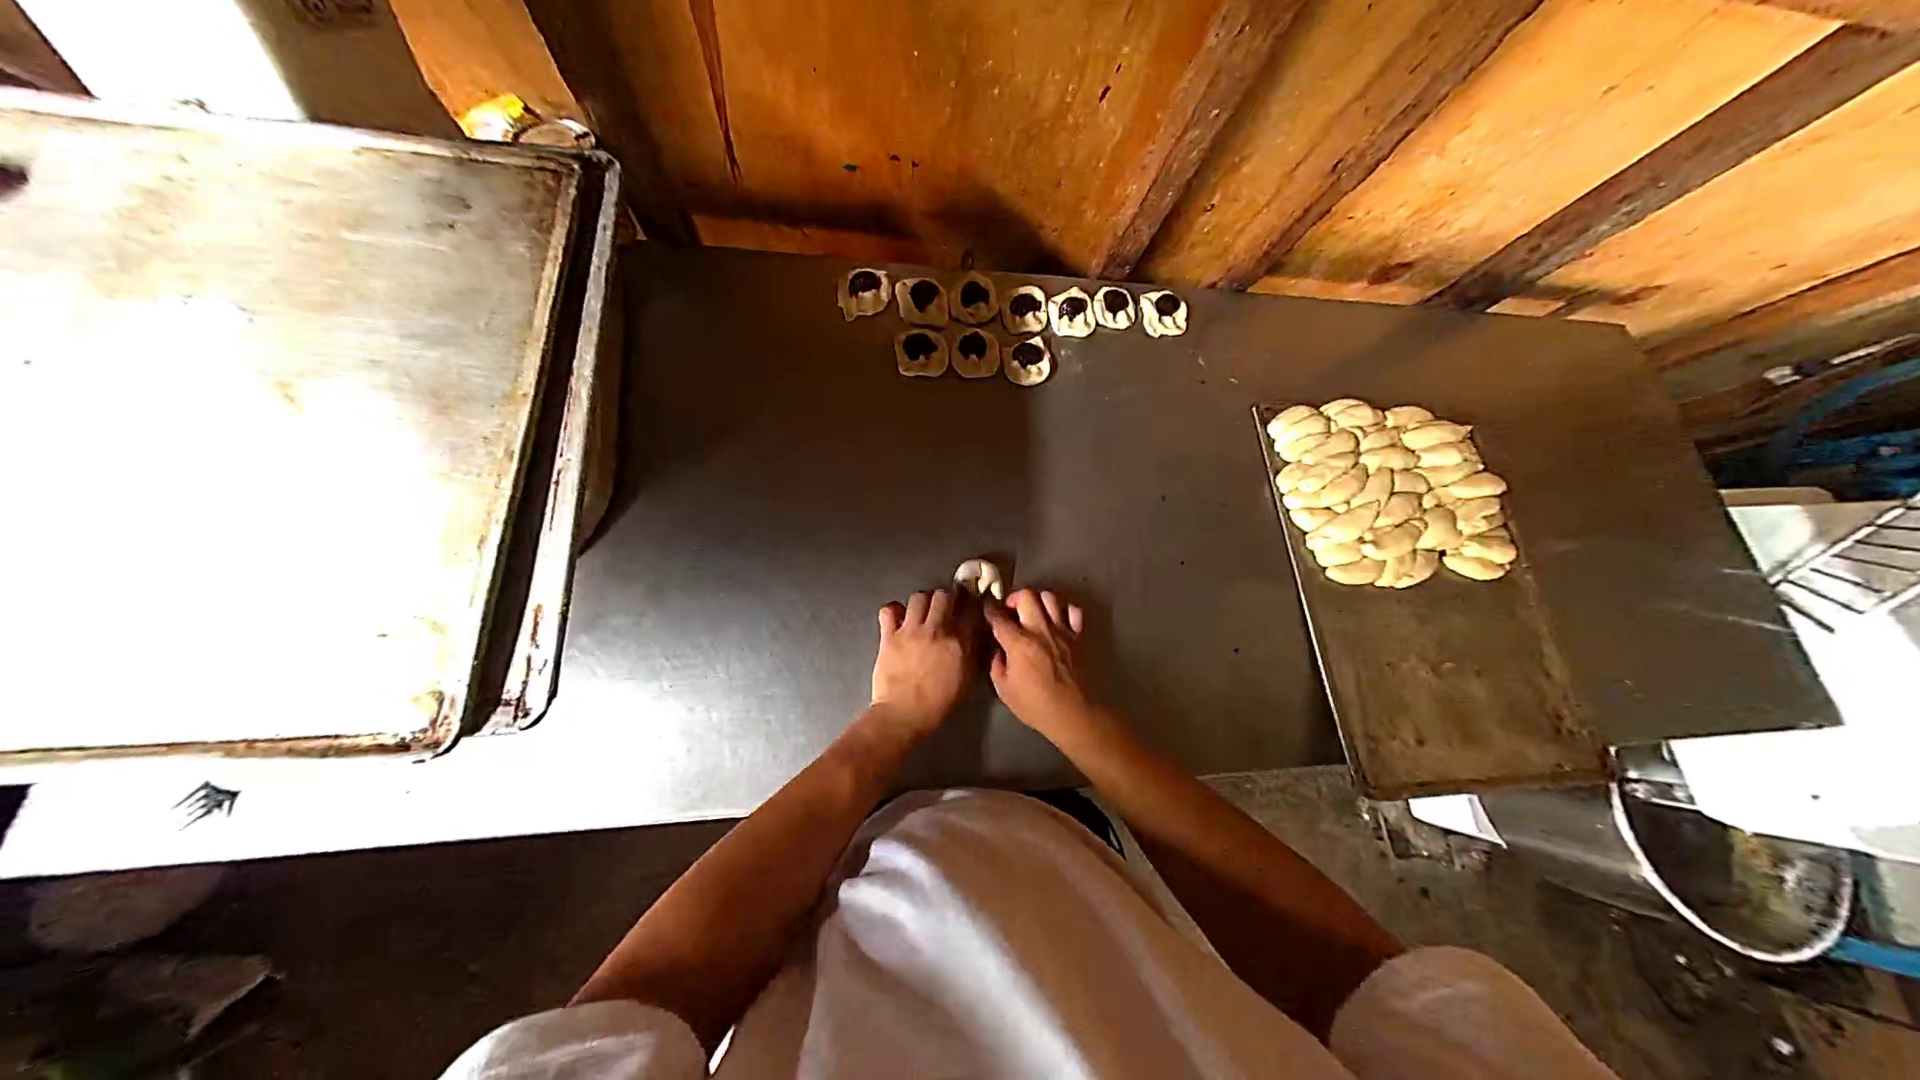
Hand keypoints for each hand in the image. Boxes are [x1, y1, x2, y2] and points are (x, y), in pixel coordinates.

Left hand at [870, 589, 975, 734]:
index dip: (971, 603)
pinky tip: (898, 618)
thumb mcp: (966, 679)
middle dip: (946, 597)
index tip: (969, 604)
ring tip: (922, 611)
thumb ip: (972, 653)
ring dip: (923, 601)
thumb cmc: (938, 703)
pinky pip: (889, 610)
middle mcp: (935, 631)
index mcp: (958, 642)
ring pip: (919, 597)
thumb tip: (975, 634)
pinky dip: (894, 610)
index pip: (970, 610)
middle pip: (944, 596)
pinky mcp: (889, 636)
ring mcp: (910, 631)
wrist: (904, 714)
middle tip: (945, 605)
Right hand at [983, 589, 1095, 738]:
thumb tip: (999, 650)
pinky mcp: (1078, 636)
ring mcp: (1062, 631)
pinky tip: (1056, 619)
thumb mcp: (1004, 689)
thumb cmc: (1035, 705)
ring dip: (1037, 600)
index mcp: (1019, 643)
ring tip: (1032, 611)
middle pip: (1026, 596)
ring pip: (1049, 597)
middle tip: (1009, 609)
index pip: (999, 617)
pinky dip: (1063, 610)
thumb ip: (997, 664)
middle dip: (1013, 598)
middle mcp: (1040, 630)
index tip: (986, 609)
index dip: (989, 610)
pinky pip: (1073, 611)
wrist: (1073, 713)